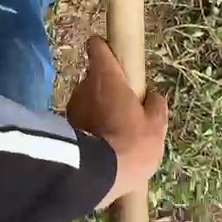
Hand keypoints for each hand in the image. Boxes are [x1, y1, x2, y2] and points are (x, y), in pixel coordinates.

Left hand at [65, 36, 168, 209]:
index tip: (116, 61)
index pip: (97, 46)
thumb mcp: (155, 127)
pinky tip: (102, 146)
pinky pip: (82, 119)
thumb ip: (155, 106)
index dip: (106, 50)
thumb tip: (153, 97)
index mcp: (105, 74)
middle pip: (96, 76)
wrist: (97, 175)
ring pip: (88, 99)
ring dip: (98, 109)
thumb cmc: (130, 142)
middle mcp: (84, 83)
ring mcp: (72, 105)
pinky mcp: (66, 126)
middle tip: (124, 109)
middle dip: (107, 89)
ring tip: (113, 133)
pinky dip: (90, 126)